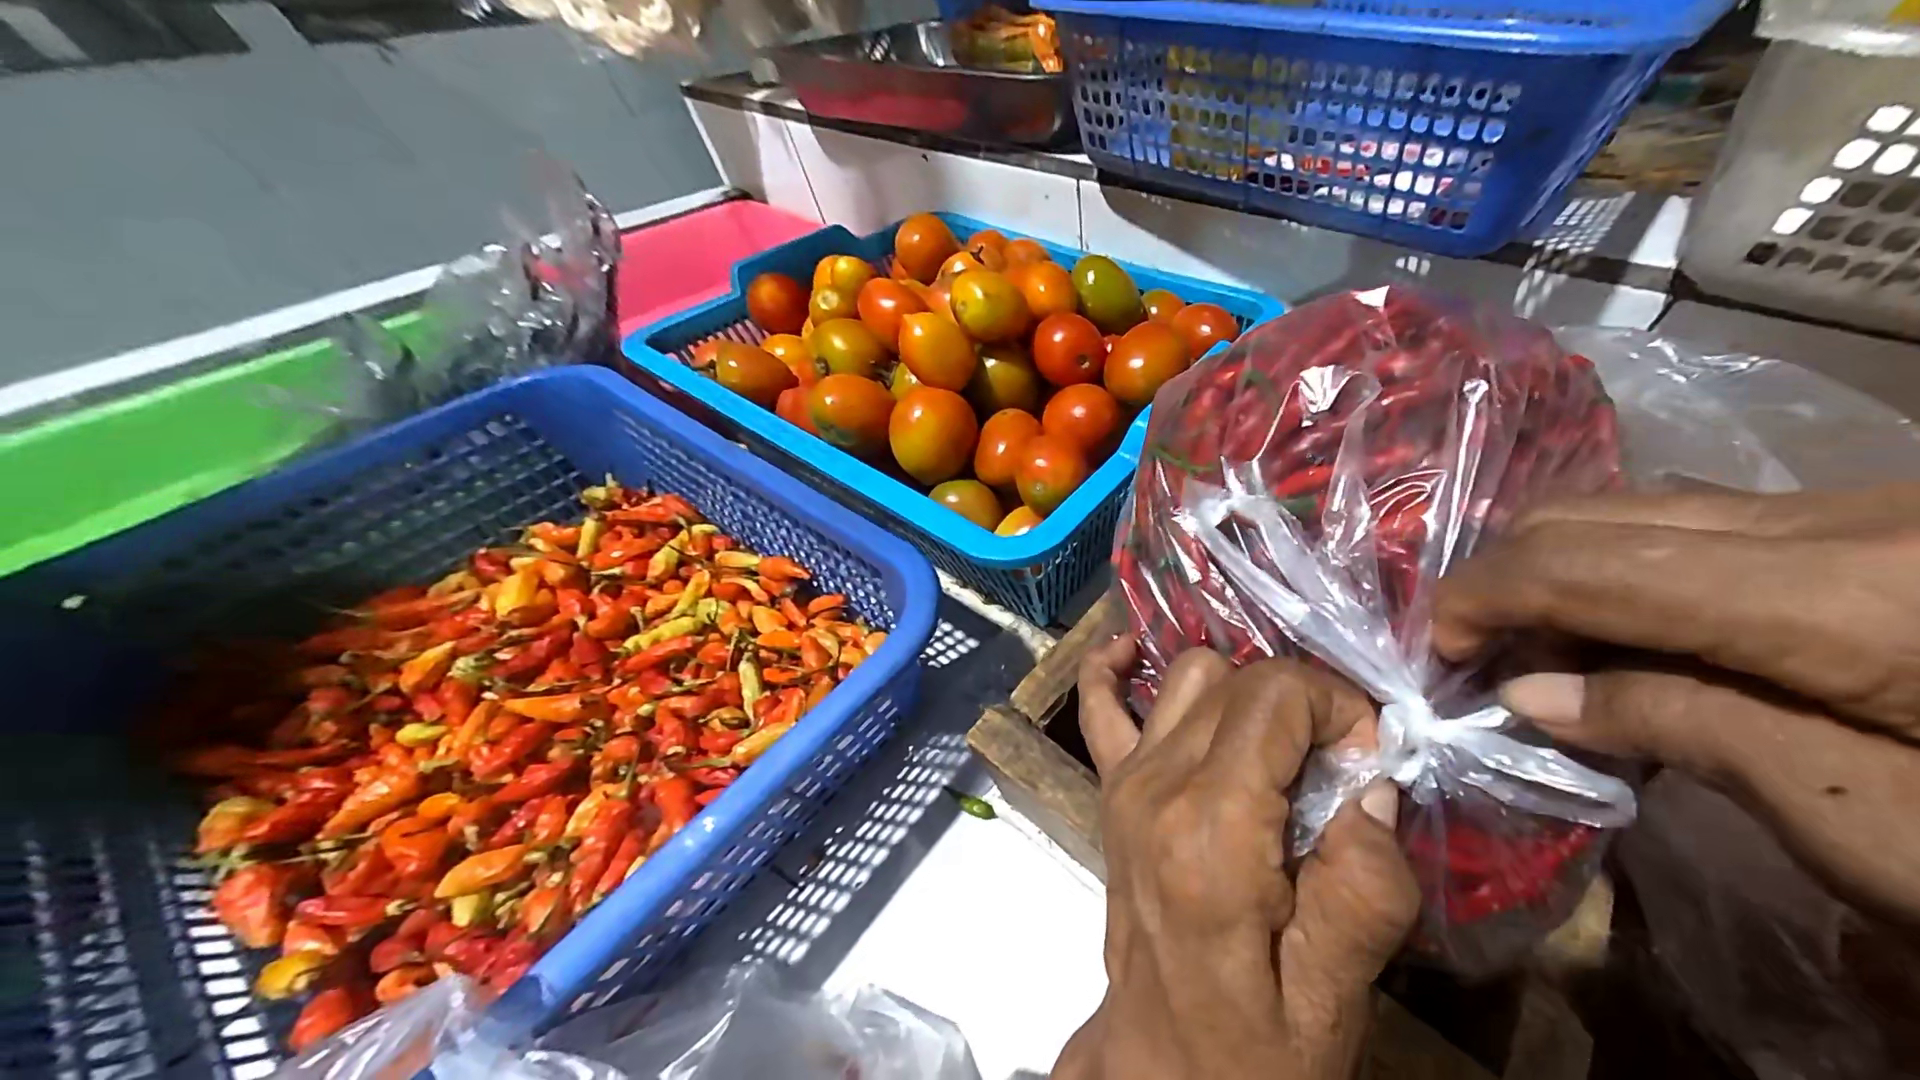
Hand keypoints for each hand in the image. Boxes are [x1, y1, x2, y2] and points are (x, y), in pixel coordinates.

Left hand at [1051, 639, 1417, 1079]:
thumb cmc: (1254, 1041)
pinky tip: (1133, 652)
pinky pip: (1097, 703)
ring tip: (1279, 740)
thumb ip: (1363, 884)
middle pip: (1236, 677)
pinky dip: (1111, 667)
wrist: (1163, 1058)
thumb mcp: (1336, 992)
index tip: (1367, 760)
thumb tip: (1371, 783)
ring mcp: (1125, 778)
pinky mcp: (1110, 785)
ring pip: (1186, 675)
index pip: (1274, 694)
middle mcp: (1157, 783)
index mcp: (1212, 827)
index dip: (1337, 706)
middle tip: (1336, 760)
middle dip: (1304, 698)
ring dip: (1243, 688)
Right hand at [1432, 484, 1919, 922]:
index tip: (1439, 649)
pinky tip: (1625, 627)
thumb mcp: (1869, 822)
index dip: (1484, 596)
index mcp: (1851, 596)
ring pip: (1639, 507)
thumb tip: (1530, 692)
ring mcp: (1869, 508)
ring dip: (1559, 570)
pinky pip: (1696, 525)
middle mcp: (1850, 518)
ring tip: (1541, 641)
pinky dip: (1623, 570)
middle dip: (1506, 576)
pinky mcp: (1881, 522)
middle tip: (1479, 648)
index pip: (1587, 563)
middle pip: (1598, 511)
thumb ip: (1680, 727)